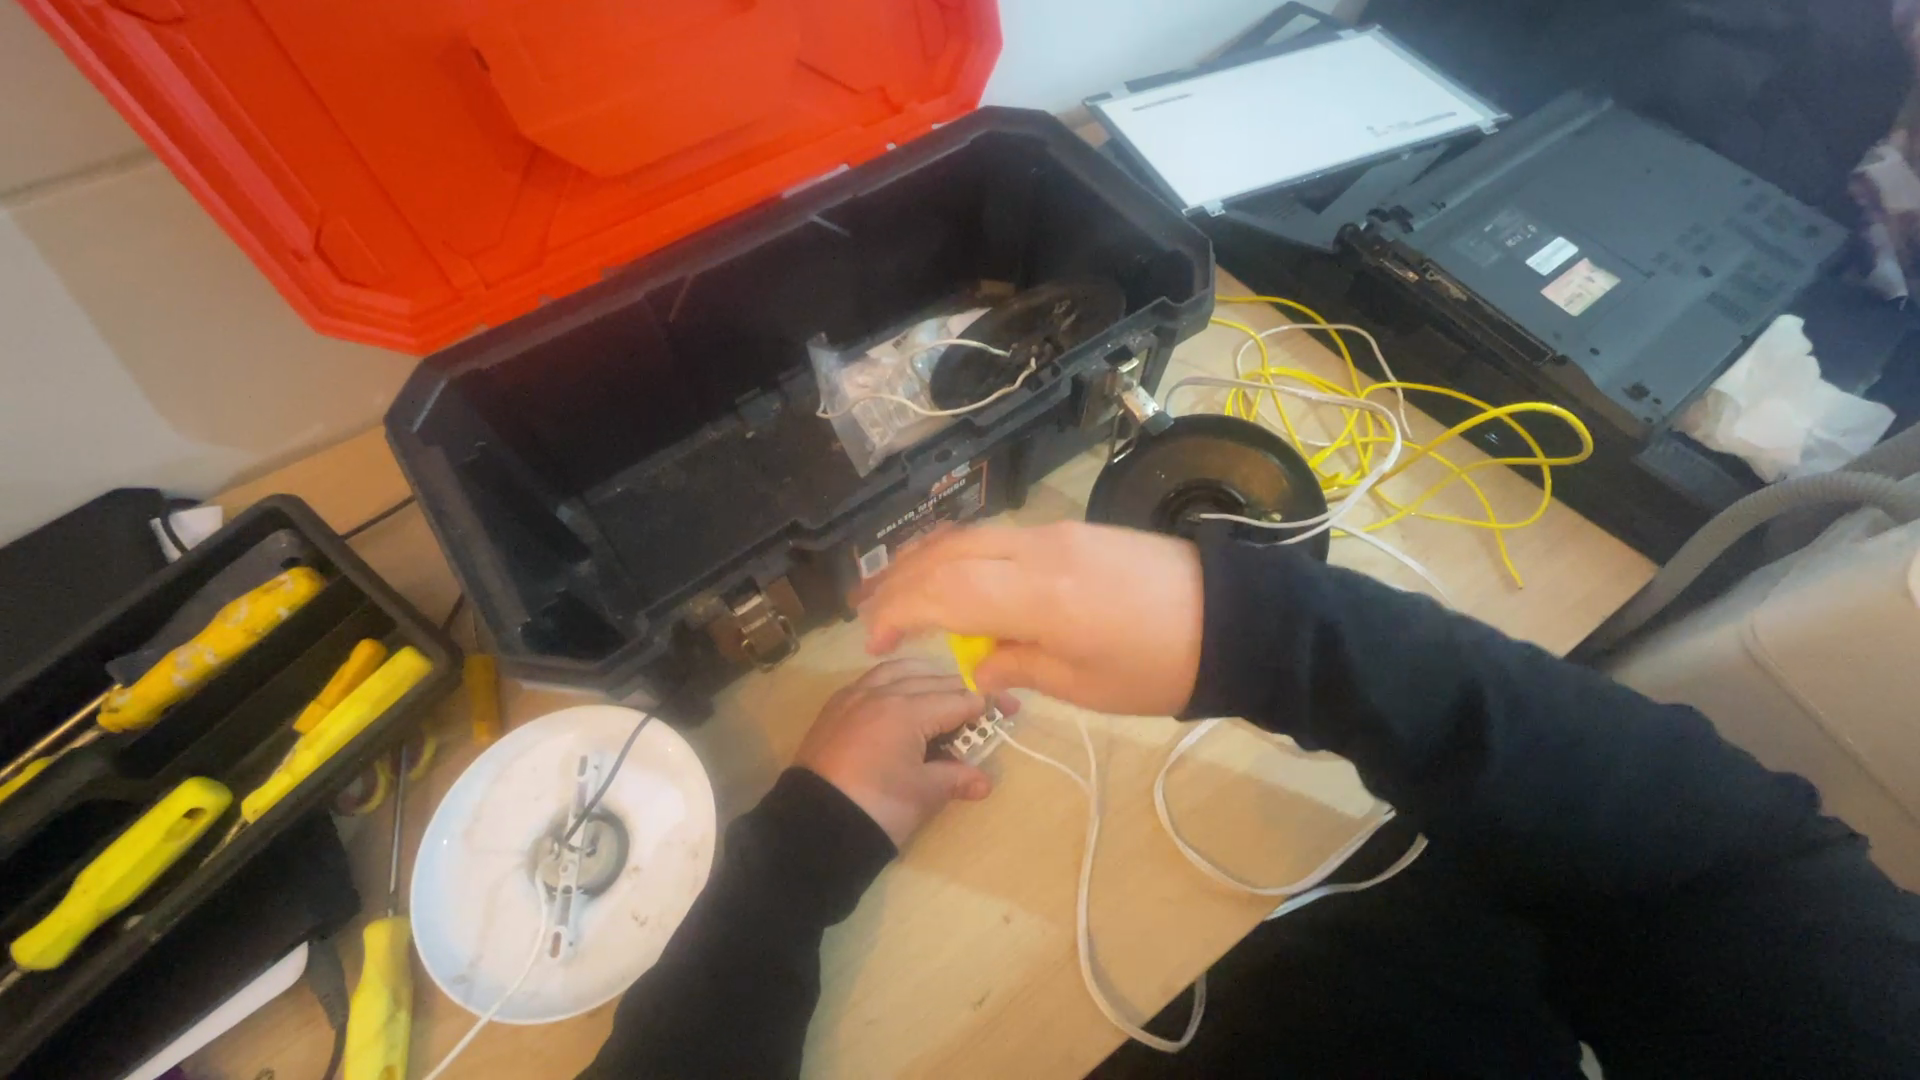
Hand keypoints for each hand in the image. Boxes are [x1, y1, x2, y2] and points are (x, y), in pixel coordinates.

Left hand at [795, 659, 1016, 846]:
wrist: (812, 826)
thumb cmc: (876, 807)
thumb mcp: (923, 794)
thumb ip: (955, 778)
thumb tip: (983, 781)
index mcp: (907, 710)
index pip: (958, 699)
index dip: (988, 706)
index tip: (1010, 710)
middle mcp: (881, 692)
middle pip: (933, 680)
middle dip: (961, 691)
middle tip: (983, 707)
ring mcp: (854, 696)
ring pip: (900, 670)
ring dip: (927, 678)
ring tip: (944, 694)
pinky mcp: (836, 707)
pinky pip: (873, 679)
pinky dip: (896, 681)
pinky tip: (903, 697)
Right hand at [855, 523, 1205, 716]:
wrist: (1232, 618)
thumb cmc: (1158, 666)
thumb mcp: (1083, 686)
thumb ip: (1016, 666)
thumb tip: (975, 664)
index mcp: (1038, 594)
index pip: (944, 591)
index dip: (899, 611)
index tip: (875, 641)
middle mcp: (1036, 550)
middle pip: (946, 551)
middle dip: (899, 579)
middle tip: (867, 610)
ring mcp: (1053, 532)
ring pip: (969, 536)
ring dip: (926, 561)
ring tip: (897, 589)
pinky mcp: (1069, 530)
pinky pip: (997, 536)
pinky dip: (961, 554)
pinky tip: (953, 576)